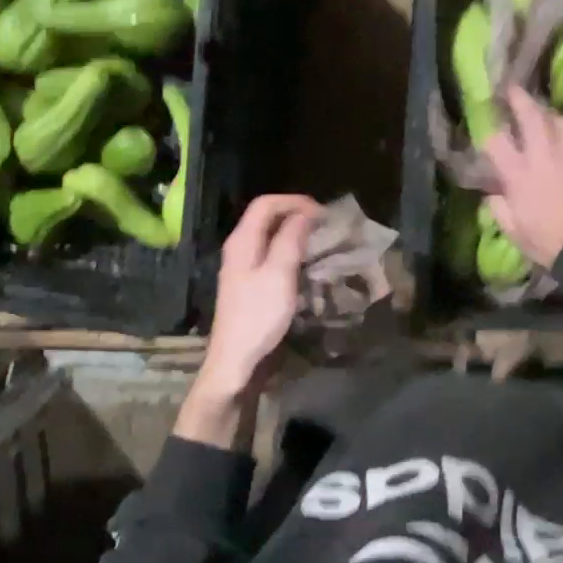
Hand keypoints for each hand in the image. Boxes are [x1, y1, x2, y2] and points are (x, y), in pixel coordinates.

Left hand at [196, 193, 322, 399]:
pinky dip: (290, 254)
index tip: (323, 213)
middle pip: (266, 218)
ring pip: (269, 238)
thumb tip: (304, 214)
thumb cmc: (258, 317)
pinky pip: (271, 257)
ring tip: (320, 242)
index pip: (266, 204)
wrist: (236, 360)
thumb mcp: (278, 275)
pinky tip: (305, 266)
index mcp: (242, 242)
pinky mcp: (250, 286)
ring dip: (294, 235)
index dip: (294, 201)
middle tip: (326, 226)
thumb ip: (290, 240)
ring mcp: (243, 268)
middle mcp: (239, 249)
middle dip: (296, 215)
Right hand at [484, 86, 562, 267]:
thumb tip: (493, 193)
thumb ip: (499, 207)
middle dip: (519, 99)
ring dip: (545, 111)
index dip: (488, 127)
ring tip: (539, 110)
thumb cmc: (544, 242)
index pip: (497, 141)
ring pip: (556, 120)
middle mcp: (541, 157)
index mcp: (518, 175)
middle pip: (530, 117)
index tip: (484, 117)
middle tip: (511, 88)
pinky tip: (560, 129)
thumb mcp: (513, 230)